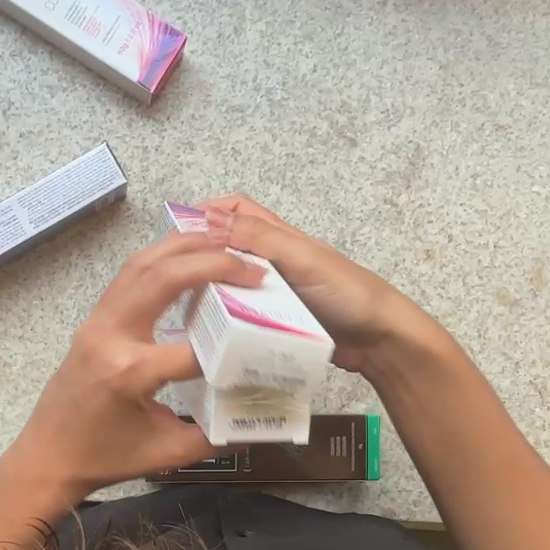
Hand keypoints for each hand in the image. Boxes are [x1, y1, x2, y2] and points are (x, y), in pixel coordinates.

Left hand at [0, 232, 265, 506]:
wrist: (48, 456)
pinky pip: (128, 275)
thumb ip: (216, 435)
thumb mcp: (167, 453)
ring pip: (142, 265)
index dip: (232, 342)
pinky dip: (161, 257)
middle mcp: (112, 337)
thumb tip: (259, 416)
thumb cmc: (106, 459)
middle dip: (212, 263)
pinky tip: (187, 254)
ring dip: (185, 247)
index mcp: (130, 374)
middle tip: (252, 267)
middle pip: (164, 278)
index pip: (193, 347)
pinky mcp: (92, 319)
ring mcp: (97, 322)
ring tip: (226, 244)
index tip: (262, 338)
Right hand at [200, 196, 440, 374]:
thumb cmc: (346, 291)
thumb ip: (259, 238)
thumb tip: (209, 217)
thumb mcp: (301, 258)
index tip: (178, 230)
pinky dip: (224, 318)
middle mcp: (273, 261)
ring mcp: (274, 294)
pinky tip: (206, 331)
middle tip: (170, 276)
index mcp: (280, 237)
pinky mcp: (275, 323)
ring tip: (180, 305)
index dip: (209, 211)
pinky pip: (242, 314)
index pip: (238, 209)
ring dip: (208, 290)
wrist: (379, 340)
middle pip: (228, 247)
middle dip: (200, 254)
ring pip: (231, 283)